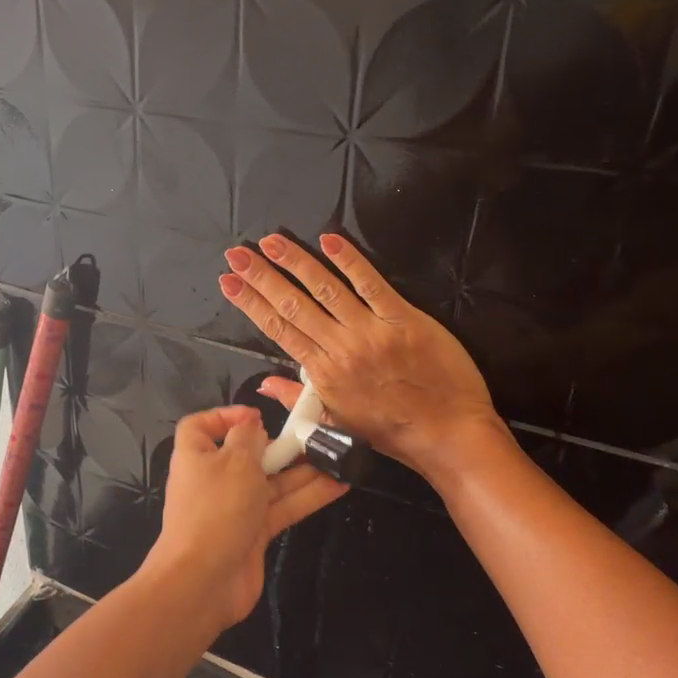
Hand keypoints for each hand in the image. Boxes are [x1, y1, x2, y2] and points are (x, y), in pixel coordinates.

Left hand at [139, 406, 347, 629]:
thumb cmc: (216, 508)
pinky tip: (338, 486)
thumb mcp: (235, 461)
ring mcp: (234, 509)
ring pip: (271, 483)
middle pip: (247, 455)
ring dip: (303, 472)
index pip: (201, 426)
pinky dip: (308, 497)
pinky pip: (282, 508)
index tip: (258, 416)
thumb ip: (248, 438)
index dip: (225, 416)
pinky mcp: (253, 534)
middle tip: (316, 438)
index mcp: (196, 455)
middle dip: (280, 447)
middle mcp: (213, 479)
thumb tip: (251, 426)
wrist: (202, 581)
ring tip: (339, 459)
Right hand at [218, 232, 509, 483]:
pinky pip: (372, 285)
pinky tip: (329, 241)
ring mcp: (372, 332)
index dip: (250, 303)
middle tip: (236, 254)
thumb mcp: (337, 423)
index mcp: (323, 374)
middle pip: (293, 305)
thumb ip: (298, 399)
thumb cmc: (394, 433)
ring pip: (325, 289)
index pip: (278, 330)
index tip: (228, 282)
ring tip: (271, 241)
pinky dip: (350, 261)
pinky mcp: (404, 320)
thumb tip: (264, 383)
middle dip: (261, 277)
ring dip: (295, 262)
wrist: (448, 436)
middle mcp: (341, 348)